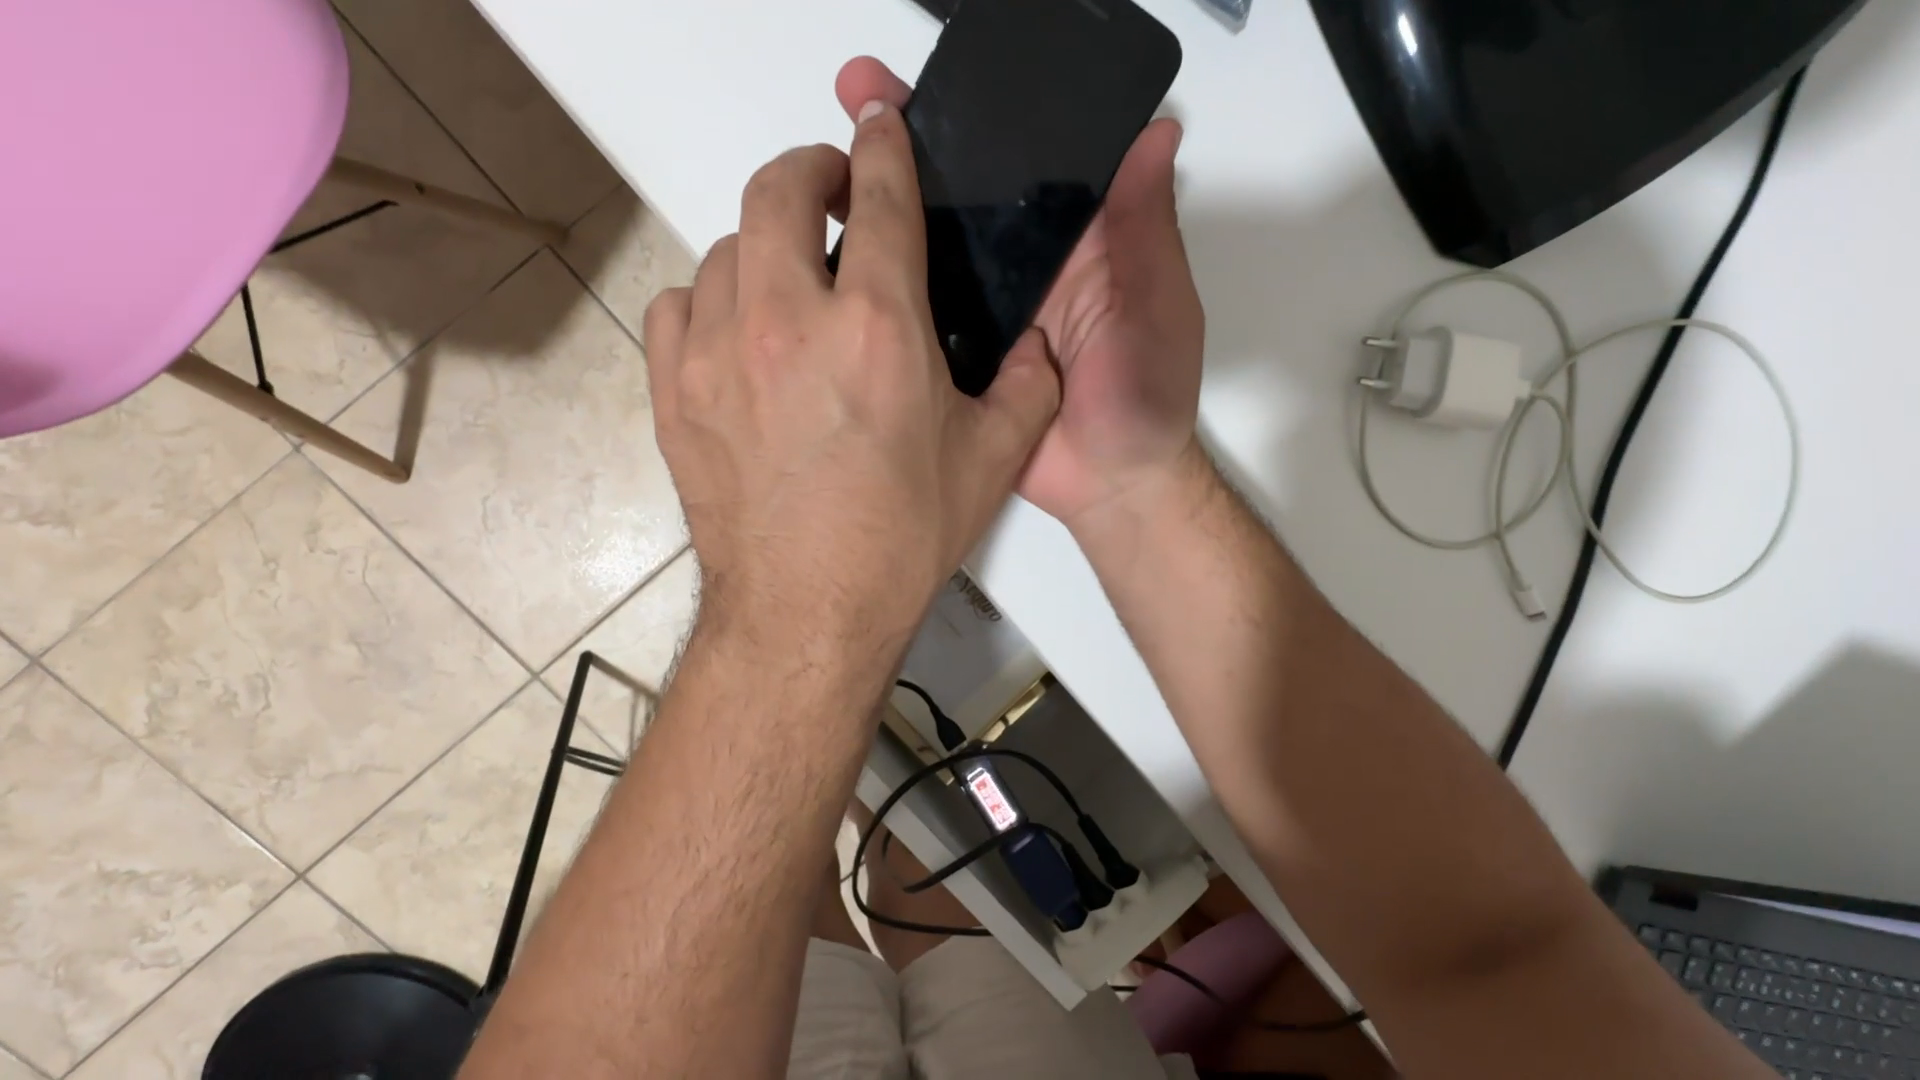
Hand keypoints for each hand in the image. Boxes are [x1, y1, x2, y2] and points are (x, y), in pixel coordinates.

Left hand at [643, 104, 1060, 647]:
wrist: (807, 611)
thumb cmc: (898, 540)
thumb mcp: (991, 461)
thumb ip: (1029, 387)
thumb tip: (1036, 349)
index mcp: (878, 331)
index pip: (879, 198)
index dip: (882, 144)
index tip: (877, 124)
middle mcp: (789, 325)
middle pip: (777, 189)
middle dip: (810, 172)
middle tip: (833, 198)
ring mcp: (718, 356)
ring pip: (725, 248)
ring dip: (764, 248)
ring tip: (792, 285)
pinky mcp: (675, 394)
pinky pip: (677, 305)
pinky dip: (708, 302)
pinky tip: (737, 336)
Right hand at [834, 57, 1205, 528]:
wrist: (1109, 489)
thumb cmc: (1146, 400)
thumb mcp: (1156, 306)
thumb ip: (1145, 230)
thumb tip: (1155, 135)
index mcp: (1068, 245)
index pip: (1015, 165)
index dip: (970, 121)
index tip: (915, 87)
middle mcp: (1018, 272)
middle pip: (957, 202)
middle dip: (905, 155)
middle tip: (850, 104)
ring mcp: (981, 317)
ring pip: (926, 256)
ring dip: (881, 217)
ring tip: (822, 176)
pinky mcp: (953, 362)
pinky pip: (912, 321)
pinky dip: (879, 298)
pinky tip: (834, 271)